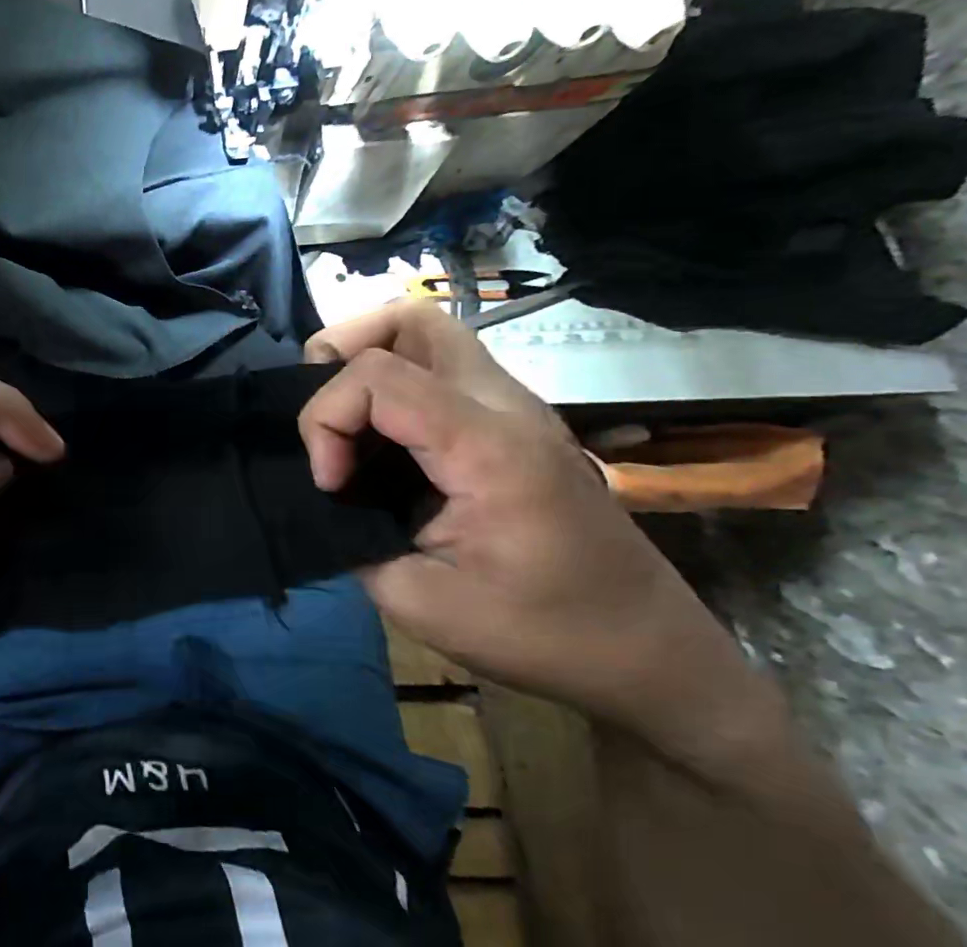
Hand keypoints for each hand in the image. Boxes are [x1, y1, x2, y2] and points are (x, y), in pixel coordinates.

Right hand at [299, 303, 784, 768]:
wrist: (642, 647)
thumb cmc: (540, 633)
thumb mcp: (421, 603)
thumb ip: (356, 540)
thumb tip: (332, 501)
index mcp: (485, 446)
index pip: (377, 375)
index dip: (326, 420)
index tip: (329, 486)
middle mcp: (504, 405)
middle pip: (410, 319)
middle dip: (343, 349)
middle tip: (323, 414)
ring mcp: (515, 407)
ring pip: (430, 334)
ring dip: (370, 363)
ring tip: (346, 426)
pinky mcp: (515, 423)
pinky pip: (442, 370)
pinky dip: (394, 388)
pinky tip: (382, 446)